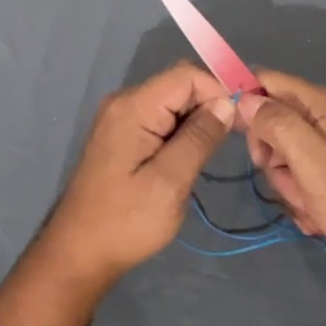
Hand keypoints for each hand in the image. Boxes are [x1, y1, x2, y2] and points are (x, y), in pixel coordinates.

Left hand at [38, 63, 235, 284]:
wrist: (80, 250)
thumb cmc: (126, 220)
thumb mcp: (170, 182)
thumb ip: (199, 139)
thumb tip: (226, 103)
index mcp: (133, 107)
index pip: (185, 75)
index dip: (218, 90)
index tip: (245, 121)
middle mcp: (124, 103)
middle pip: (178, 86)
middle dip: (211, 104)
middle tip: (238, 139)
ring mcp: (121, 119)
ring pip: (172, 103)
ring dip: (198, 120)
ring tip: (219, 151)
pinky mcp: (123, 136)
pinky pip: (160, 119)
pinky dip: (182, 131)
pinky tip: (193, 156)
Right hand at [237, 71, 325, 285]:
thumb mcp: (316, 168)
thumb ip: (279, 127)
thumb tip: (245, 99)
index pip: (267, 82)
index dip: (246, 107)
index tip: (245, 146)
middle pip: (276, 119)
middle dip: (273, 156)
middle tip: (291, 188)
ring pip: (290, 148)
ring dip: (291, 181)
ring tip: (310, 209)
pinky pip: (310, 167)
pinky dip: (308, 191)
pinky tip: (319, 215)